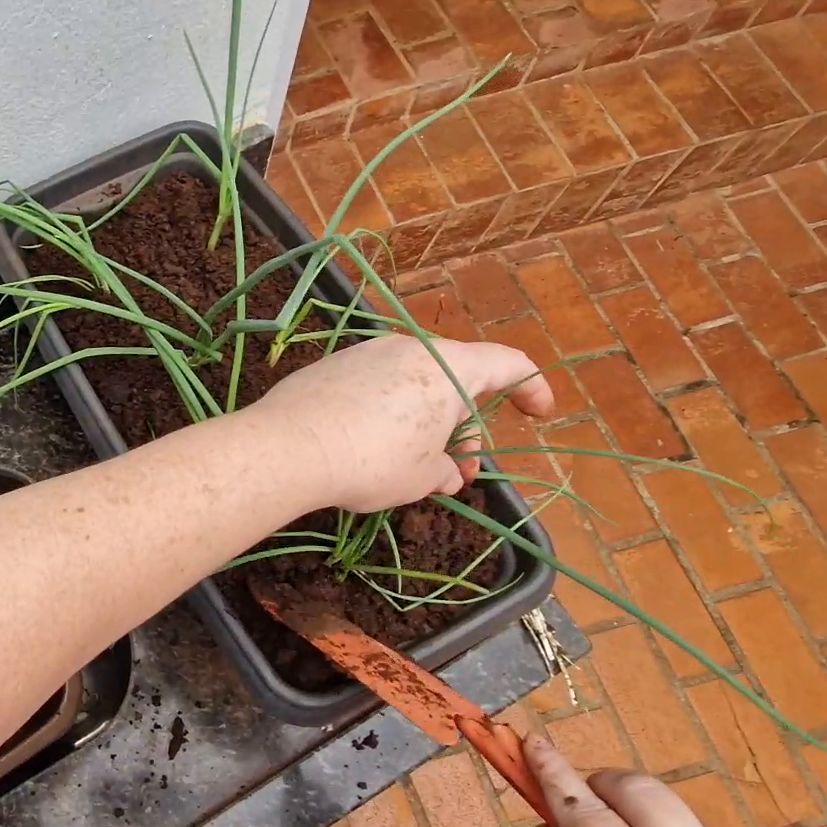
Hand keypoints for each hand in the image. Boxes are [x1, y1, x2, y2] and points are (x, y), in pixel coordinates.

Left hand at [246, 335, 553, 512]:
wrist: (289, 447)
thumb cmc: (371, 461)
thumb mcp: (421, 478)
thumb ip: (445, 471)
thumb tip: (448, 473)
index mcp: (448, 367)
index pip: (509, 364)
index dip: (531, 386)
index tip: (538, 412)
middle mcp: (408, 349)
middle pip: (454, 380)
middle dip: (462, 427)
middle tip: (454, 470)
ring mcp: (364, 354)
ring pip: (410, 385)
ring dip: (421, 422)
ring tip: (408, 466)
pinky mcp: (328, 367)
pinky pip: (371, 388)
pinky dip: (383, 413)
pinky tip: (366, 447)